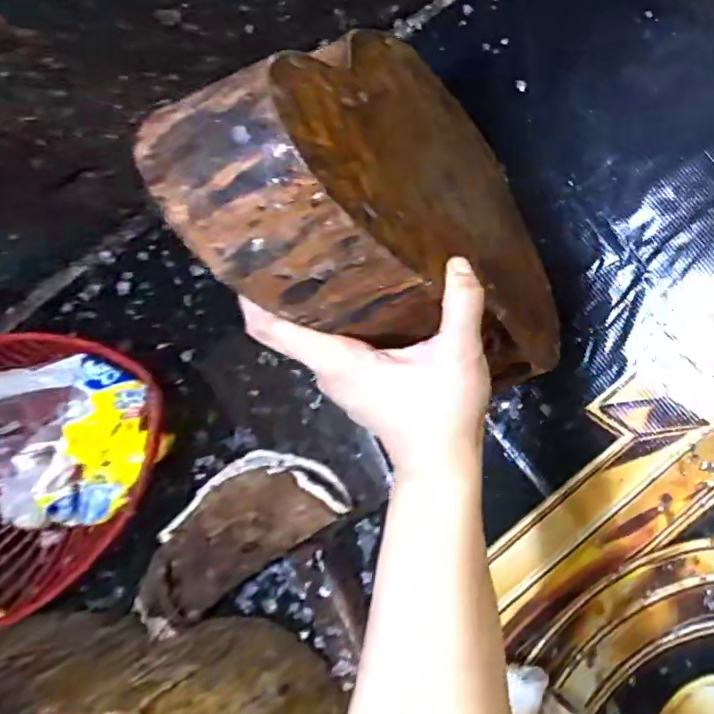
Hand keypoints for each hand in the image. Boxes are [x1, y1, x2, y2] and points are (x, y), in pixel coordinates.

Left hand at [240, 257, 491, 488]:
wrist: (444, 462)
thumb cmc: (442, 411)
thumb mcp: (458, 354)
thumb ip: (461, 306)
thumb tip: (458, 262)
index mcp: (338, 361)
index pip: (271, 329)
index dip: (253, 296)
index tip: (252, 262)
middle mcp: (330, 372)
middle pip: (293, 328)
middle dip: (296, 291)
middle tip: (311, 250)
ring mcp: (344, 383)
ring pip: (319, 338)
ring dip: (325, 308)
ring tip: (345, 270)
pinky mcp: (361, 388)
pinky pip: (339, 348)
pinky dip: (346, 325)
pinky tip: (375, 307)